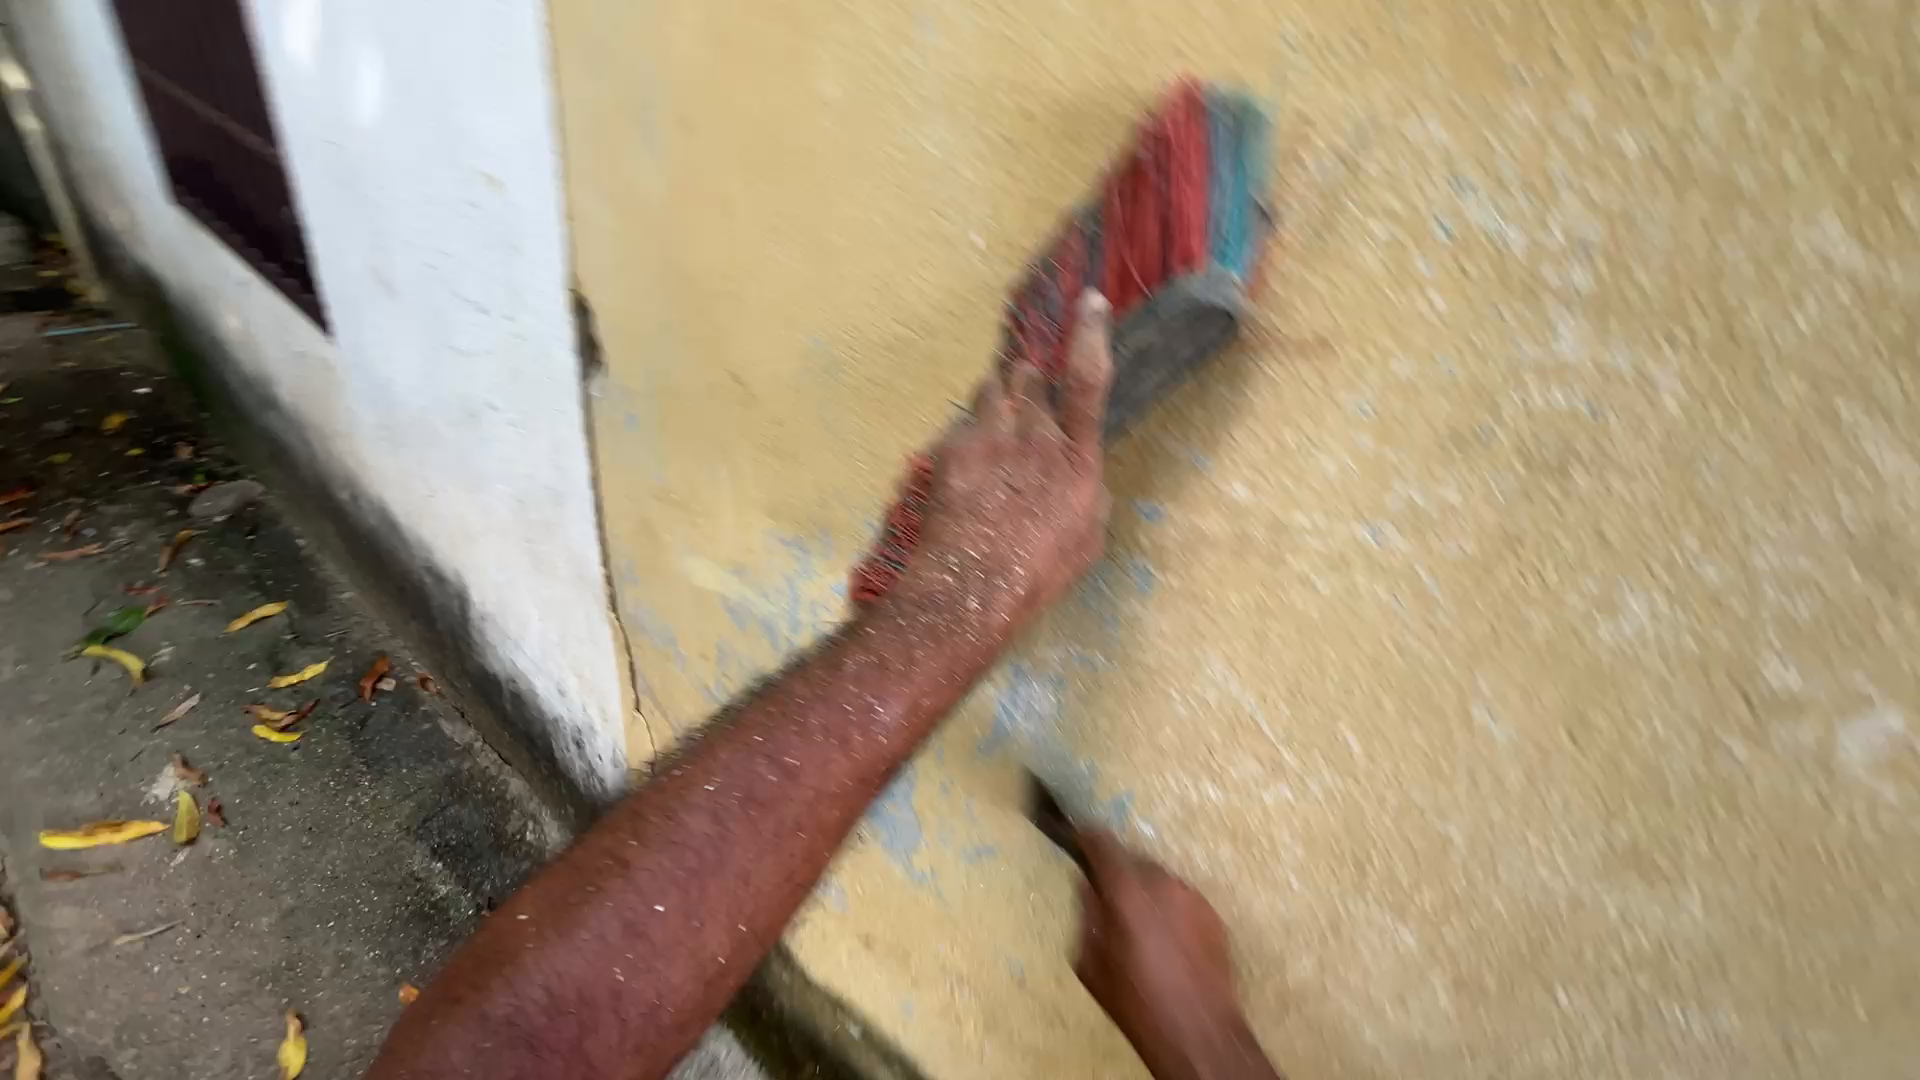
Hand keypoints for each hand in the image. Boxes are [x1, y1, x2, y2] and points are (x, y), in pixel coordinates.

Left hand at [887, 290, 1114, 646]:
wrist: (972, 587)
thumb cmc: (1039, 572)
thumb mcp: (1087, 538)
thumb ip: (1087, 491)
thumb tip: (1081, 474)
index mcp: (1077, 458)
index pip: (1089, 381)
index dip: (1090, 335)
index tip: (1088, 303)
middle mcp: (1035, 436)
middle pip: (1029, 378)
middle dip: (1027, 382)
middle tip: (1022, 400)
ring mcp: (990, 438)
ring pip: (991, 389)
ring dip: (995, 398)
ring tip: (992, 430)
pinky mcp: (953, 448)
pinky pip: (961, 425)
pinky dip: (966, 436)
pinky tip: (964, 470)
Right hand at [1075, 829, 1281, 1079]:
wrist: (1199, 1034)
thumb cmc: (1136, 1002)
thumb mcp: (1092, 963)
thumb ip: (1087, 914)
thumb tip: (1089, 888)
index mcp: (1125, 890)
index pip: (1101, 841)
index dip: (1087, 837)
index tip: (1079, 840)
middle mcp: (1160, 882)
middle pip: (1132, 860)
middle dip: (1119, 875)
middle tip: (1111, 902)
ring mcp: (1190, 895)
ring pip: (1158, 879)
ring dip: (1146, 892)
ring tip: (1143, 928)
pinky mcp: (1212, 912)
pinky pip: (1180, 898)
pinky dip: (1170, 908)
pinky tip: (1168, 940)